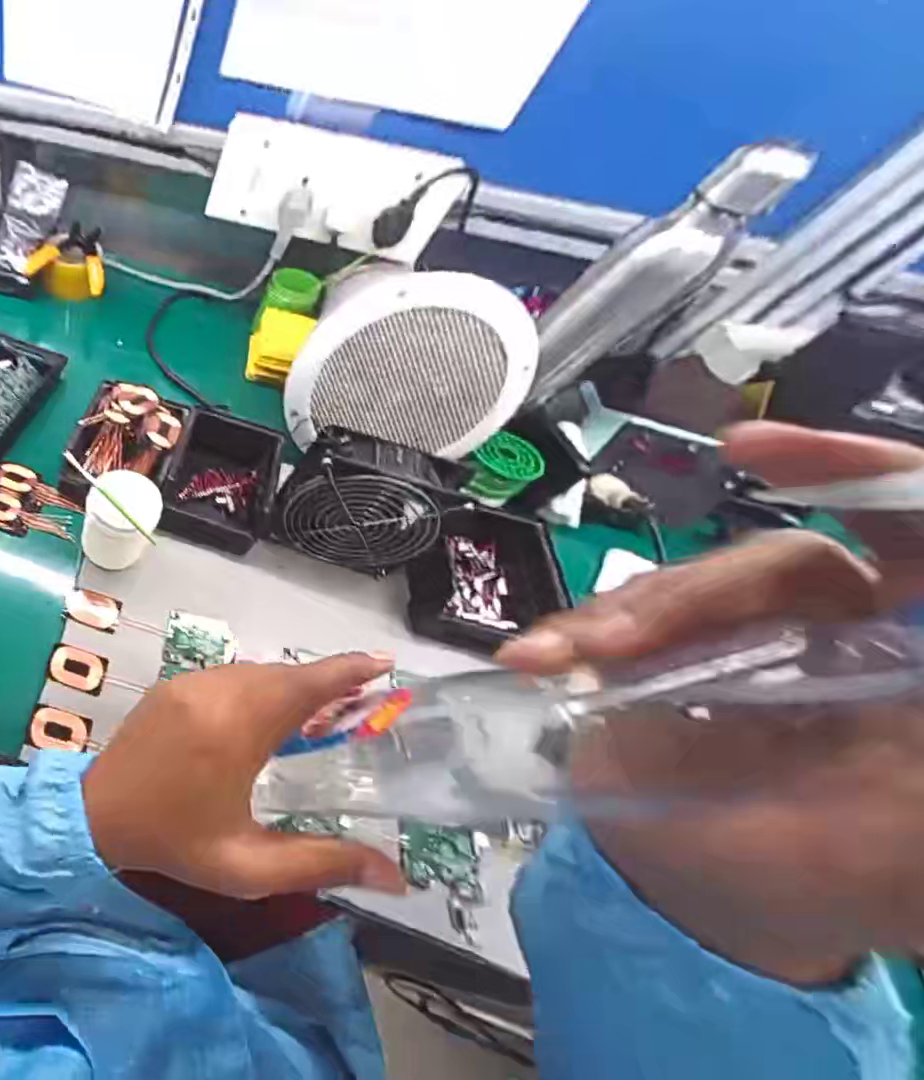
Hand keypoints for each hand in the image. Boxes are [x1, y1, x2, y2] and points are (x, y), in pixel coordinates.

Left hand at [83, 654, 407, 900]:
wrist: (95, 812)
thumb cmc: (171, 840)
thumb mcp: (246, 865)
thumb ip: (320, 864)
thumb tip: (394, 874)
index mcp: (232, 731)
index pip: (299, 687)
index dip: (344, 672)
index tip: (382, 663)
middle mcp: (208, 695)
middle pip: (278, 675)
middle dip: (322, 681)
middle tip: (360, 699)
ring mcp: (183, 686)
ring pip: (250, 671)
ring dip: (287, 683)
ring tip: (320, 708)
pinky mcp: (168, 688)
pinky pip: (223, 675)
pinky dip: (254, 685)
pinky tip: (266, 711)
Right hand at [497, 420, 923, 983]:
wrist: (713, 894)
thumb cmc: (838, 871)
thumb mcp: (900, 821)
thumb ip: (892, 728)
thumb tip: (880, 662)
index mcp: (913, 656)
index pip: (912, 536)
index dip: (858, 476)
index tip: (747, 454)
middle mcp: (839, 628)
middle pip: (769, 567)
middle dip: (681, 594)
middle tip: (611, 644)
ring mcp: (732, 638)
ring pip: (675, 591)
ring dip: (606, 620)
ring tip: (552, 660)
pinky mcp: (650, 654)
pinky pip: (608, 625)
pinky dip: (566, 637)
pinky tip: (533, 660)